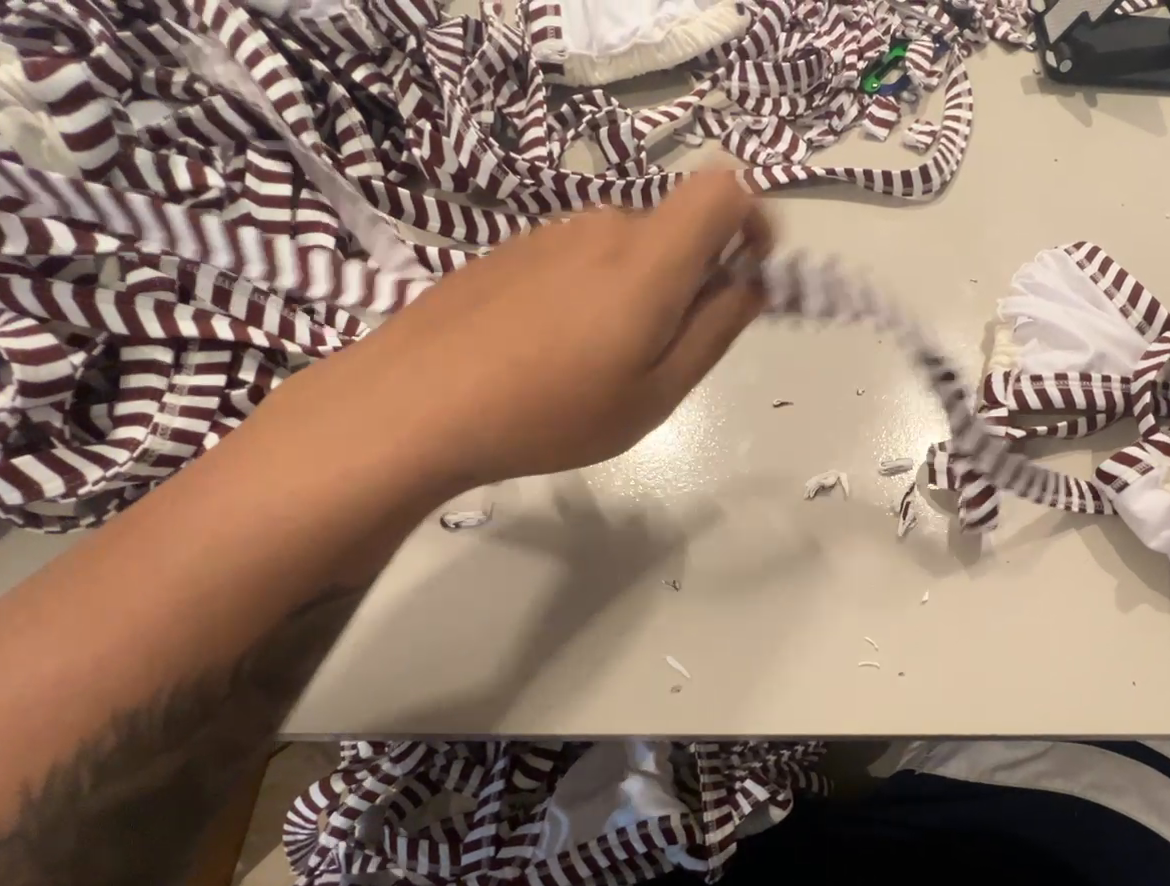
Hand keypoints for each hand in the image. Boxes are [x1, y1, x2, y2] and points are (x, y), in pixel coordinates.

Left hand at [293, 172, 771, 490]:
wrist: (417, 404)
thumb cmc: (553, 411)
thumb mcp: (657, 393)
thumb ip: (716, 331)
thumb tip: (751, 284)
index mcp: (650, 259)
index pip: (724, 189)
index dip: (752, 221)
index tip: (747, 276)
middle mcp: (605, 227)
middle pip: (677, 229)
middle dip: (695, 279)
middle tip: (666, 356)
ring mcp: (554, 234)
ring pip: (630, 249)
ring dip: (643, 293)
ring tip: (602, 364)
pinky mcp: (515, 250)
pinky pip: (584, 258)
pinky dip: (598, 293)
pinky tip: (555, 350)